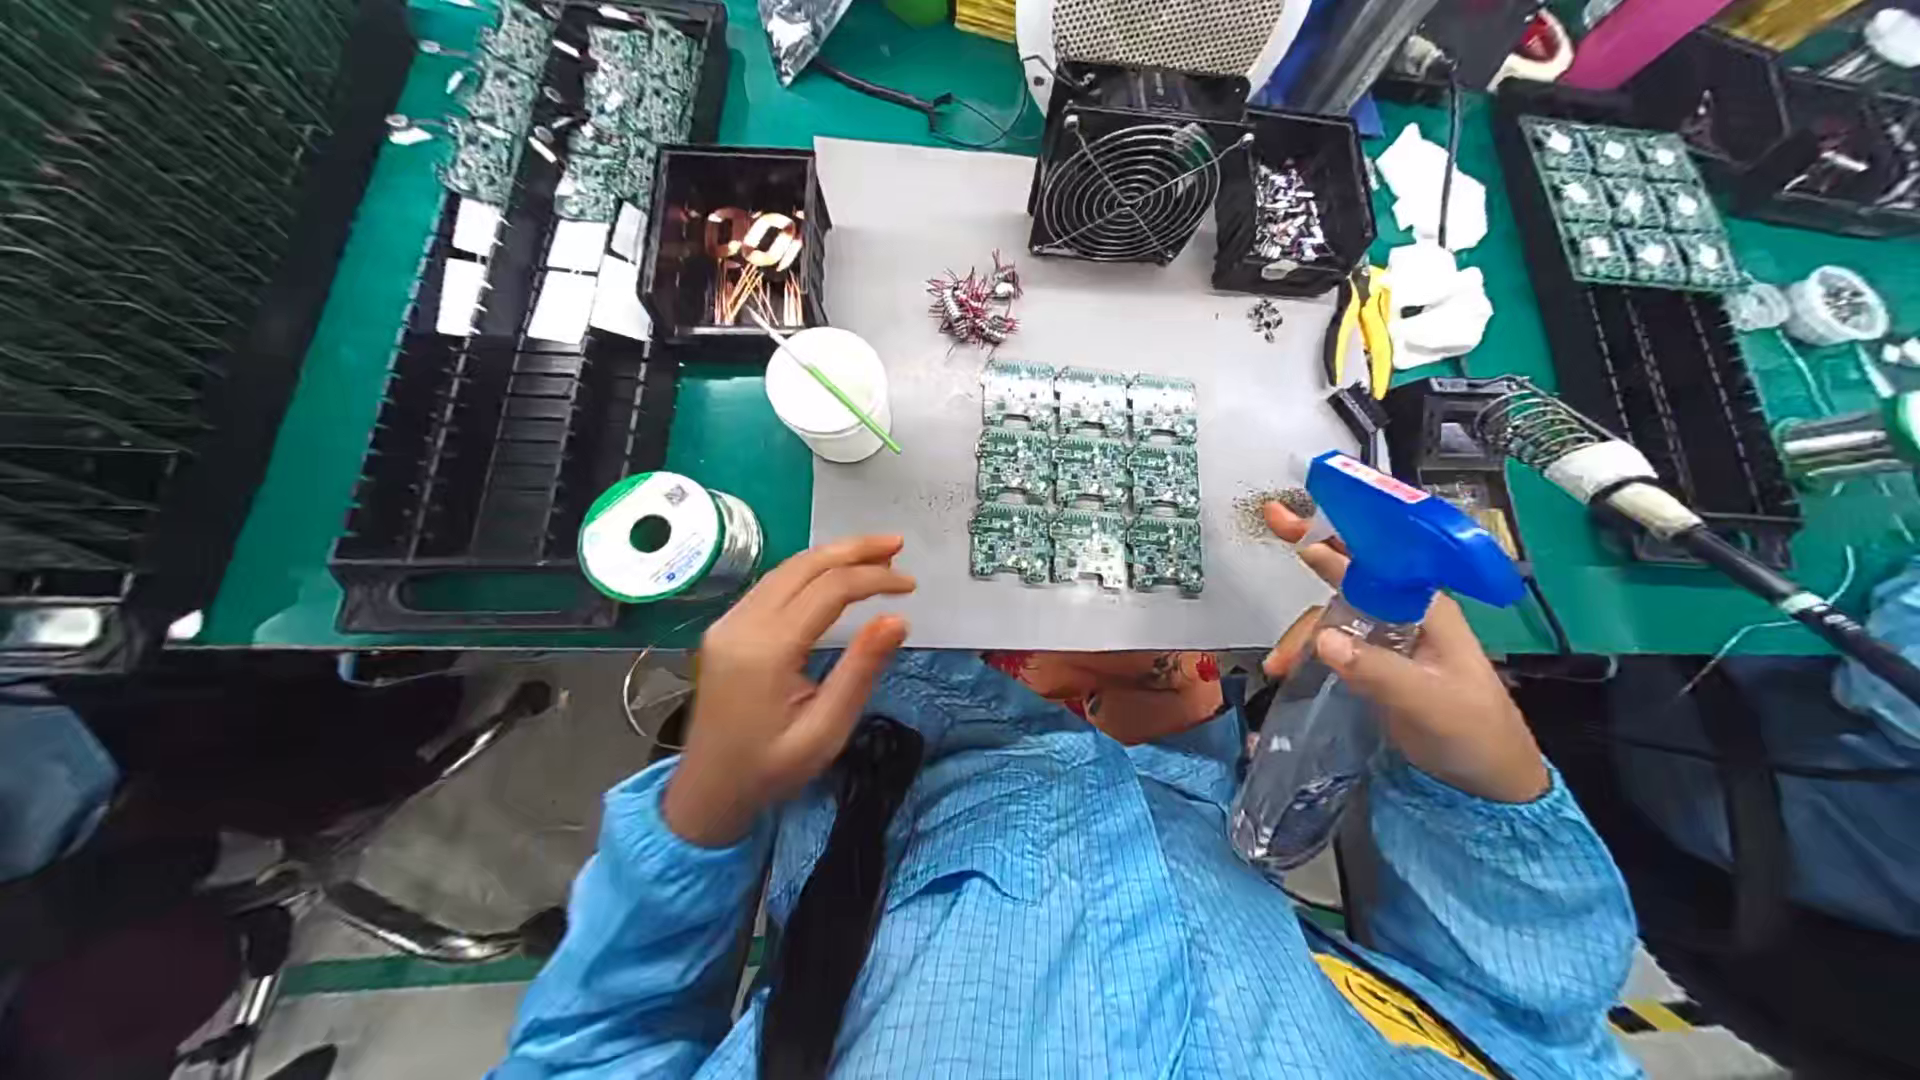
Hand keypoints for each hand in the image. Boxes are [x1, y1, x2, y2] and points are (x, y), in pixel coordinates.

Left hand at [662, 535, 915, 845]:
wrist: (707, 792)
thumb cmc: (771, 769)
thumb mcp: (826, 731)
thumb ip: (860, 671)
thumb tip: (897, 619)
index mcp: (766, 649)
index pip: (829, 590)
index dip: (874, 579)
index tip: (910, 586)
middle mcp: (742, 624)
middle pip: (805, 565)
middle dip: (854, 549)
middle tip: (897, 543)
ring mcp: (728, 622)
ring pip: (786, 569)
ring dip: (833, 555)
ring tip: (876, 553)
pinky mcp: (726, 627)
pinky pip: (772, 583)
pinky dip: (810, 571)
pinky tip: (834, 573)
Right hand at [1261, 504, 1549, 802]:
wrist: (1487, 782)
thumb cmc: (1473, 734)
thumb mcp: (1429, 703)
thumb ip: (1378, 670)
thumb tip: (1323, 638)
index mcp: (1426, 608)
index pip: (1380, 558)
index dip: (1342, 531)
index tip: (1305, 514)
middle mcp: (1402, 613)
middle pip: (1349, 572)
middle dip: (1312, 546)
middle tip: (1273, 518)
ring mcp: (1383, 636)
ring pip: (1329, 614)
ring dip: (1300, 633)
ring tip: (1278, 666)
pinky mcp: (1369, 660)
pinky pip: (1327, 642)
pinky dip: (1302, 651)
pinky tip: (1286, 670)